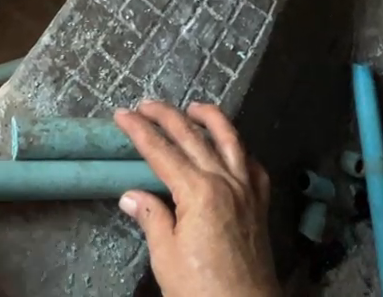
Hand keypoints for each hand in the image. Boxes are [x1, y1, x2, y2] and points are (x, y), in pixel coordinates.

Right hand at [114, 101, 278, 296]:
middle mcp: (224, 181)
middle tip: (145, 105)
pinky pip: (253, 166)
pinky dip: (241, 149)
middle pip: (192, 136)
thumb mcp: (167, 258)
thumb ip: (152, 218)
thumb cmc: (201, 291)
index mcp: (198, 191)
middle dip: (166, 115)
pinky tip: (232, 146)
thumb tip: (131, 195)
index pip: (161, 151)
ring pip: (230, 140)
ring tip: (193, 107)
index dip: (139, 130)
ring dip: (210, 118)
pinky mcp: (260, 205)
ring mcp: (246, 190)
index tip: (122, 114)